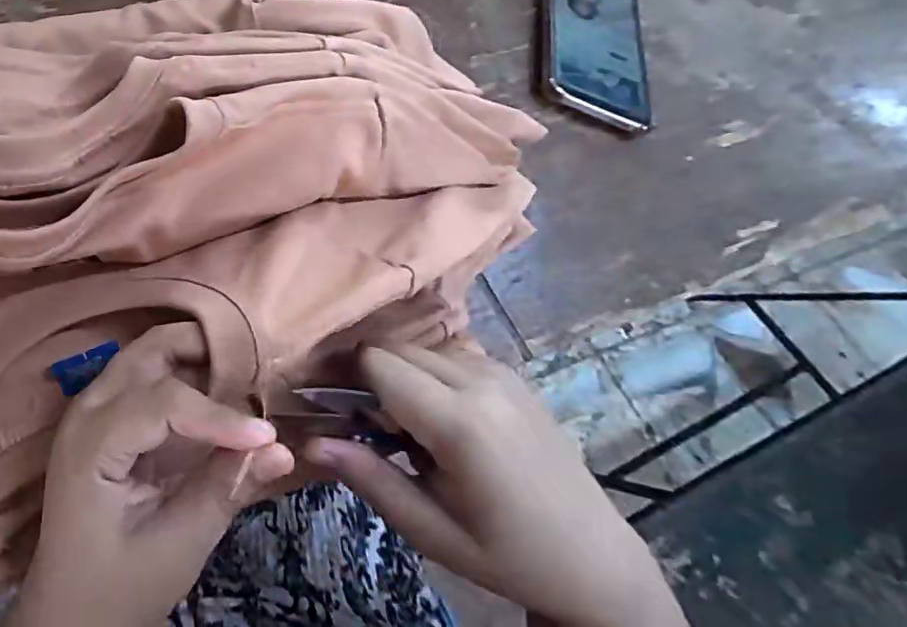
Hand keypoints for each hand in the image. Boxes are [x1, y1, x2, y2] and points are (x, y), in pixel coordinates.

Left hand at [8, 324, 296, 626]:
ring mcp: (92, 409)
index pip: (162, 402)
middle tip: (254, 364)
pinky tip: (216, 390)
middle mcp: (87, 411)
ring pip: (147, 355)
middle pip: (148, 352)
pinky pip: (146, 377)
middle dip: (202, 348)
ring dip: (193, 356)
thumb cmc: (118, 587)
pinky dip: (183, 373)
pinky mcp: (106, 418)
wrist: (70, 613)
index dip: (217, 414)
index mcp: (92, 445)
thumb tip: (281, 450)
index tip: (265, 433)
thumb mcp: (177, 545)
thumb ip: (225, 488)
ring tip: (241, 374)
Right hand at [304, 344, 685, 626]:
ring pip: (419, 348)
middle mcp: (478, 380)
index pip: (375, 363)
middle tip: (375, 429)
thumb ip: (369, 479)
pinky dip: (429, 374)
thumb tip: (310, 443)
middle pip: (394, 349)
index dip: (347, 382)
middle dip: (371, 378)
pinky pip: (448, 354)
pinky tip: (443, 418)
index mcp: (459, 421)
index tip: (340, 414)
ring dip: (400, 375)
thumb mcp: (431, 532)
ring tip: (411, 429)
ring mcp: (499, 370)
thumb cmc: (505, 554)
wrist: (596, 559)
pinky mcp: (510, 371)